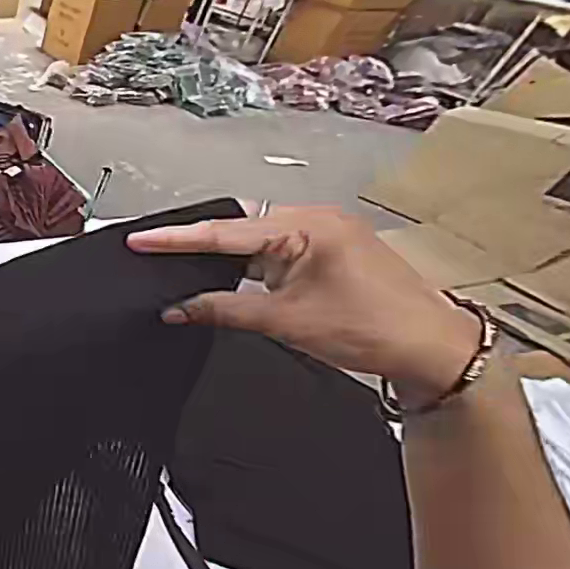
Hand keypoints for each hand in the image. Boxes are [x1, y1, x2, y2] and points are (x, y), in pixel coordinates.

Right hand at [126, 206, 480, 403]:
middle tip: (151, 249)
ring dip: (218, 253)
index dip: (175, 239)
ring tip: (176, 264)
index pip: (224, 231)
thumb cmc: (372, 329)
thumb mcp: (282, 321)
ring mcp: (320, 233)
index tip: (139, 239)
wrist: (430, 348)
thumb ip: (220, 310)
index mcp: (306, 227)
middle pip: (235, 224)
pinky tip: (219, 275)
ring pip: (250, 236)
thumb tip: (175, 310)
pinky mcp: (323, 249)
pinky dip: (241, 263)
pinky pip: (269, 248)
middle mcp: (313, 220)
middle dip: (193, 239)